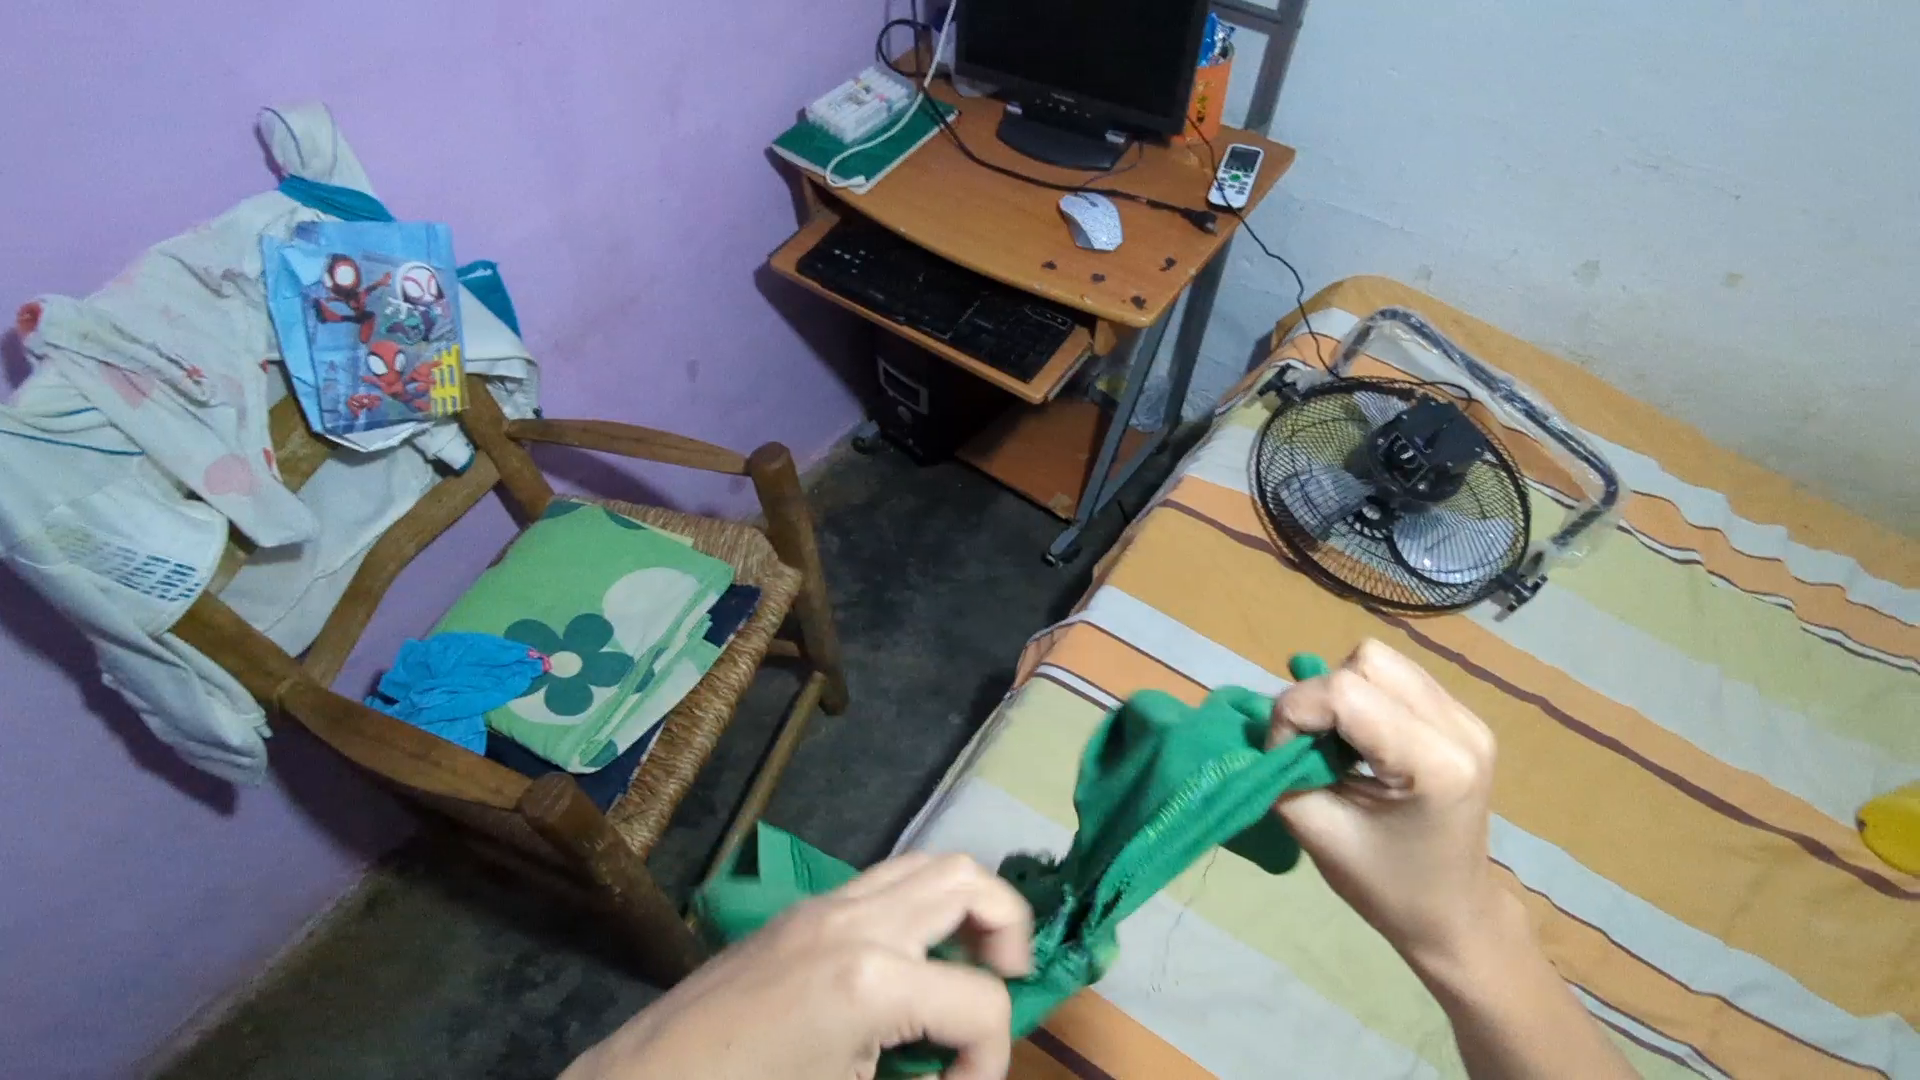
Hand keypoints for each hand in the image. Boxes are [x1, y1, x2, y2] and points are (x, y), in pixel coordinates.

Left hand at [562, 853, 1033, 1079]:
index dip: (990, 1062)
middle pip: (966, 882)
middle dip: (1006, 932)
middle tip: (1004, 984)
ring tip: (969, 963)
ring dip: (964, 906)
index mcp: (871, 982)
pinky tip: (910, 962)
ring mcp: (825, 904)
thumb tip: (960, 1067)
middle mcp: (855, 920)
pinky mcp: (803, 910)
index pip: (981, 1003)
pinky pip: (885, 881)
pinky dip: (920, 908)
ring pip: (926, 864)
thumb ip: (921, 1076)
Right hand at [1269, 639, 1510, 973]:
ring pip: (1378, 659)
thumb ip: (1282, 771)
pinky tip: (1360, 735)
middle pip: (1364, 662)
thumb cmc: (1384, 885)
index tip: (1284, 755)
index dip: (1295, 713)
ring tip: (1337, 739)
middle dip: (1318, 696)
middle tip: (1309, 744)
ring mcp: (1468, 718)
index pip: (1343, 692)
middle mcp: (1460, 728)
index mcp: (1434, 763)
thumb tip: (1266, 730)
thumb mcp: (1315, 830)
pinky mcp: (1462, 717)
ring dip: (1340, 690)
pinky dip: (1361, 694)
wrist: (1454, 915)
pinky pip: (1394, 674)